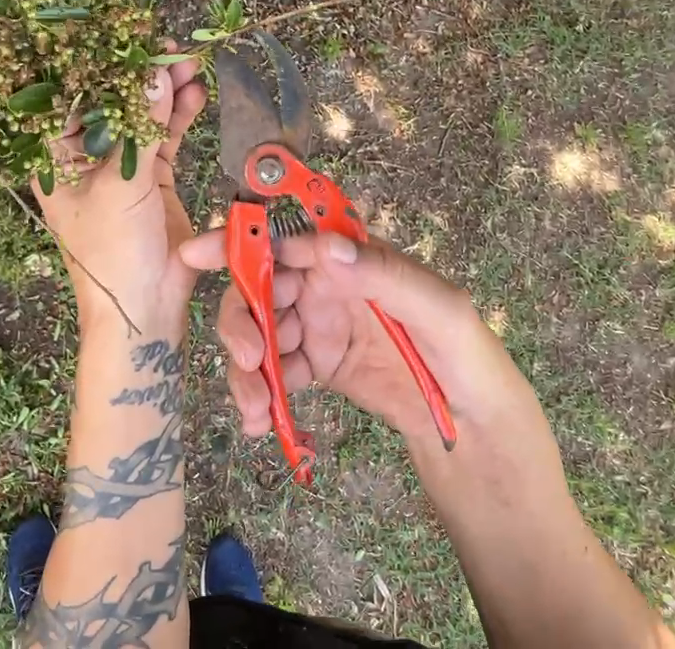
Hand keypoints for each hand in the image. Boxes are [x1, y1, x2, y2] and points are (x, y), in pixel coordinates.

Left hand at [34, 49, 205, 332]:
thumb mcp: (122, 185)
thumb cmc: (112, 250)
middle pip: (111, 103)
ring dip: (163, 91)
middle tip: (165, 44)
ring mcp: (121, 167)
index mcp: (59, 159)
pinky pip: (164, 137)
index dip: (95, 66)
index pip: (71, 99)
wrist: (144, 307)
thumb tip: (155, 72)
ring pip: (141, 117)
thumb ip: (141, 127)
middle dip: (138, 75)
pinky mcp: (153, 179)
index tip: (122, 36)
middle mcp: (86, 158)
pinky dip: (179, 115)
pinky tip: (195, 91)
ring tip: (188, 61)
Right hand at [179, 230, 535, 451]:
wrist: (477, 434)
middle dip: (241, 318)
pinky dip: (259, 393)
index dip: (240, 241)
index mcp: (355, 260)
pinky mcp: (317, 367)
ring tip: (255, 407)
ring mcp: (319, 327)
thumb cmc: (471, 360)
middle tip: (248, 358)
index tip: (198, 255)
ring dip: (245, 365)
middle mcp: (329, 286)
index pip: (289, 239)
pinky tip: (260, 421)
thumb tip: (326, 246)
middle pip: (261, 286)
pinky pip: (274, 372)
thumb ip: (387, 276)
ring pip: (260, 331)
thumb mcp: (443, 311)